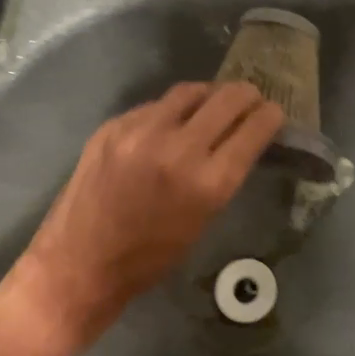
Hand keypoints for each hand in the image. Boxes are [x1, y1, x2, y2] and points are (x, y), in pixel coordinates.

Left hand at [6, 82, 284, 355]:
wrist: (80, 264)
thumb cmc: (149, 259)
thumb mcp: (202, 220)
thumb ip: (221, 176)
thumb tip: (237, 142)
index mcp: (208, 182)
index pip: (254, 129)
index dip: (271, 116)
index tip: (274, 113)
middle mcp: (178, 148)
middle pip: (227, 99)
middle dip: (247, 96)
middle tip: (251, 100)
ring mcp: (141, 132)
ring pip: (190, 92)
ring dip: (210, 94)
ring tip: (213, 102)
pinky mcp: (113, 127)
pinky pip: (154, 106)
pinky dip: (171, 111)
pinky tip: (171, 124)